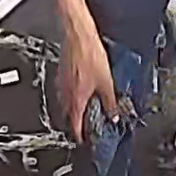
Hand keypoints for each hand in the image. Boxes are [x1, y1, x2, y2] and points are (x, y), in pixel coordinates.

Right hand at [58, 16, 117, 144]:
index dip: (80, 137)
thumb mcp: (106, 83)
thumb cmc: (88, 54)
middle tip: (84, 128)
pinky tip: (79, 93)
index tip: (83, 142)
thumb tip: (114, 116)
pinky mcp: (61, 74)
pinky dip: (70, 97)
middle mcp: (66, 95)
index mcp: (76, 101)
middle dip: (75, 125)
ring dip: (72, 111)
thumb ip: (110, 103)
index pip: (75, 127)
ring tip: (83, 112)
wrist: (77, 33)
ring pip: (65, 105)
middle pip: (68, 118)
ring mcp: (62, 84)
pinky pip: (64, 92)